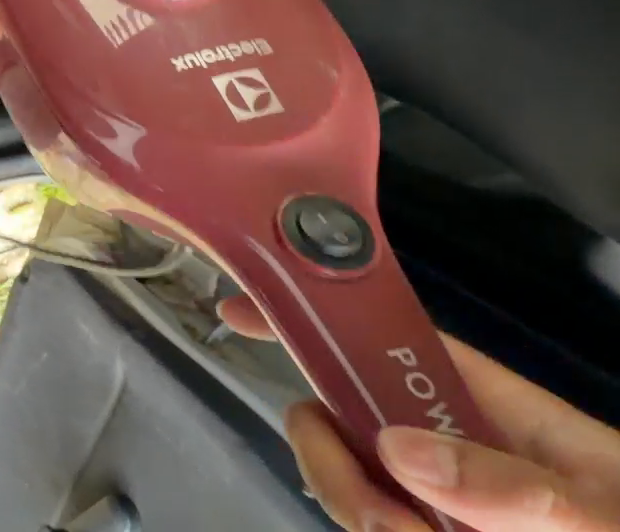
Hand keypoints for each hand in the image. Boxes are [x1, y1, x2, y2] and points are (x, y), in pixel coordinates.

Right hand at [218, 297, 619, 531]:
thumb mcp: (615, 527)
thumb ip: (526, 493)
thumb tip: (399, 450)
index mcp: (512, 418)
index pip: (395, 342)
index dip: (314, 315)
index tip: (241, 312)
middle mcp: (460, 449)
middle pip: (343, 411)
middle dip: (331, 456)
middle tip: (375, 518)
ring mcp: (441, 499)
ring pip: (343, 471)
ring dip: (353, 506)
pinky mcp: (424, 528)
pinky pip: (363, 514)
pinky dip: (367, 528)